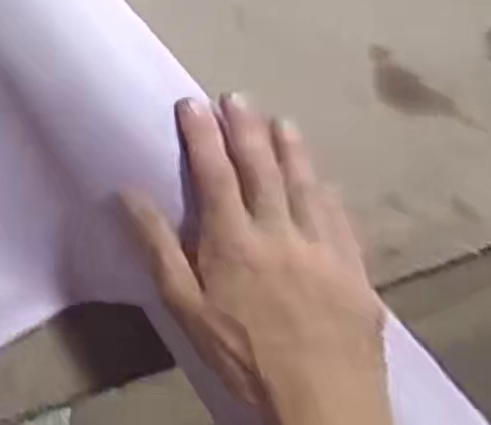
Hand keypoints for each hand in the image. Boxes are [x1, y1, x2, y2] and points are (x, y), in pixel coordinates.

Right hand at [121, 95, 390, 424]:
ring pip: (308, 190)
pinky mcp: (360, 280)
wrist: (327, 416)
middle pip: (263, 171)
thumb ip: (157, 246)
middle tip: (236, 98)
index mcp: (234, 242)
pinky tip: (324, 180)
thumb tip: (130, 191)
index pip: (215, 174)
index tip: (192, 103)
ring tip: (281, 122)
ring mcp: (327, 257)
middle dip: (246, 130)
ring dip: (293, 152)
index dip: (202, 135)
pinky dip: (329, 195)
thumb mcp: (183, 306)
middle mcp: (282, 238)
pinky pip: (344, 225)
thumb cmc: (241, 356)